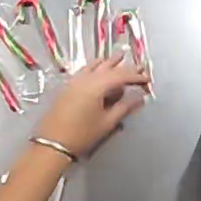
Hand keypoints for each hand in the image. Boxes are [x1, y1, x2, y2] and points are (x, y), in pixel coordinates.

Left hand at [32, 59, 148, 158]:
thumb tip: (139, 97)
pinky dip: (94, 67)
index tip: (147, 79)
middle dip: (124, 67)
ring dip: (108, 63)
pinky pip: (84, 71)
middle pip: (108, 68)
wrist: (52, 143)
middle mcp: (86, 79)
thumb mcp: (107, 122)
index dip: (135, 77)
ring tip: (119, 58)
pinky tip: (96, 67)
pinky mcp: (67, 87)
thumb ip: (124, 107)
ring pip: (94, 67)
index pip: (121, 76)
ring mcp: (74, 81)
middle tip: (138, 66)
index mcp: (97, 85)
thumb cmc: (82, 134)